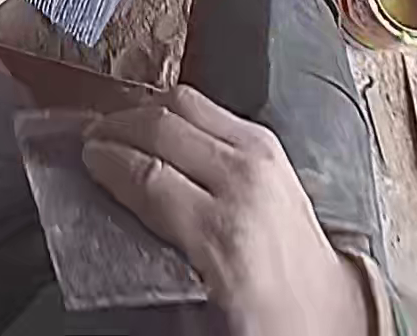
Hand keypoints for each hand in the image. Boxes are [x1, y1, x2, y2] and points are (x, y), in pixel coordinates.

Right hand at [82, 85, 371, 335]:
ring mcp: (259, 153)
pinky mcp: (267, 139)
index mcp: (224, 236)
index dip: (108, 160)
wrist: (332, 313)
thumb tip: (108, 202)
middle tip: (92, 138)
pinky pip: (206, 104)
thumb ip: (150, 248)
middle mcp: (242, 183)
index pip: (148, 175)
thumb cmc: (264, 319)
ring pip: (181, 103)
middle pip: (160, 128)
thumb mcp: (199, 307)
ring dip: (142, 110)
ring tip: (119, 126)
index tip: (85, 158)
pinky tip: (157, 123)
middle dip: (117, 127)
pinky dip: (172, 107)